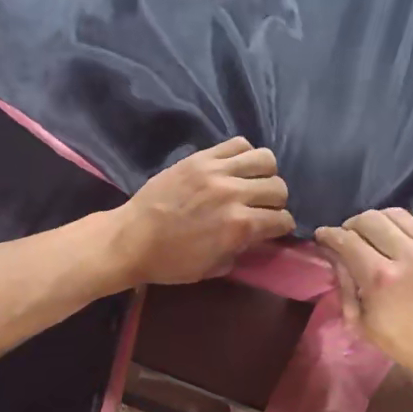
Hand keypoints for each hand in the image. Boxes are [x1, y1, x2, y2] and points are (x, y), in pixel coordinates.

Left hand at [105, 137, 294, 285]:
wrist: (131, 239)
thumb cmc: (169, 262)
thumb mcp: (212, 268)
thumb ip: (240, 250)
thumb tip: (254, 238)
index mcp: (240, 226)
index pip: (282, 219)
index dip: (282, 227)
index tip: (275, 229)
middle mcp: (234, 194)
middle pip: (278, 188)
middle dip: (276, 202)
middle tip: (262, 208)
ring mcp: (217, 171)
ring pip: (265, 159)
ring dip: (265, 174)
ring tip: (253, 183)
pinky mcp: (200, 157)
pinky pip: (237, 144)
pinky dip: (244, 154)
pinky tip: (235, 168)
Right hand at [314, 208, 412, 378]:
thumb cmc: (399, 340)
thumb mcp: (358, 320)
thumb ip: (343, 282)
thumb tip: (333, 252)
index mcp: (381, 278)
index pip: (347, 239)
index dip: (330, 234)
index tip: (323, 235)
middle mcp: (409, 255)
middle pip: (370, 219)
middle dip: (352, 225)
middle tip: (349, 236)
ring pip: (395, 214)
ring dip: (378, 222)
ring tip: (374, 236)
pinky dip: (403, 231)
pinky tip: (401, 245)